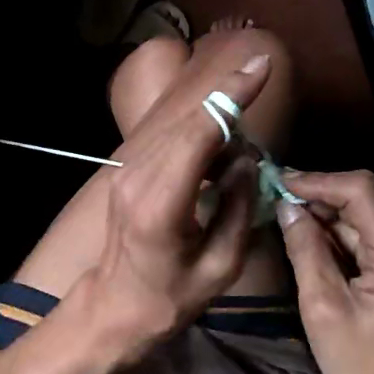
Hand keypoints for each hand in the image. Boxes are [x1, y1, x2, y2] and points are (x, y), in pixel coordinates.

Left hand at [68, 54, 273, 362]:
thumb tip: (246, 159)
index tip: (260, 66)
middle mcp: (136, 177)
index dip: (231, 96)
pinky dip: (196, 141)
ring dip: (213, 129)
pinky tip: (214, 165)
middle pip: (187, 123)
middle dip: (227, 107)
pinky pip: (166, 142)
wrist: (114, 307)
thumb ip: (240, 207)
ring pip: (176, 129)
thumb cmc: (170, 299)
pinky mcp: (124, 173)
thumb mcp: (222, 266)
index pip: (198, 133)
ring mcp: (124, 172)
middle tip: (257, 122)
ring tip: (235, 163)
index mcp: (161, 204)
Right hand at [276, 170, 373, 373]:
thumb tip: (285, 204)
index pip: (363, 191)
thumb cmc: (356, 363)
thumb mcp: (320, 303)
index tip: (279, 182)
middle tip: (273, 196)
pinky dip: (333, 231)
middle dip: (317, 195)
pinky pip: (363, 234)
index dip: (319, 181)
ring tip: (282, 214)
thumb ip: (305, 247)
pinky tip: (304, 236)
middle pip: (363, 199)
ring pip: (360, 214)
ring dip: (322, 213)